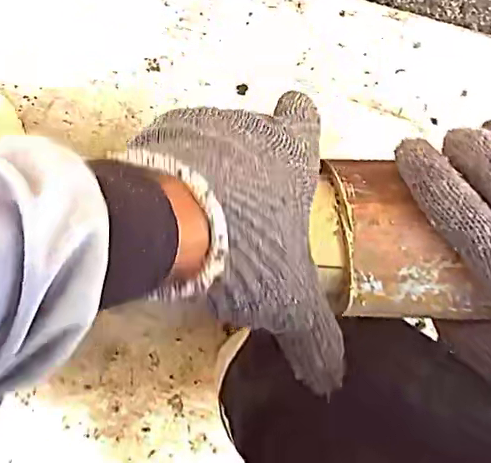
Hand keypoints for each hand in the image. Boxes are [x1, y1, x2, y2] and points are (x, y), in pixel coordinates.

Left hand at [125, 92, 343, 392]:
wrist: (168, 224)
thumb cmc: (245, 248)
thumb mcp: (288, 301)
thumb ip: (315, 336)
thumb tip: (332, 377)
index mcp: (290, 150)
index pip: (303, 112)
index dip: (301, 125)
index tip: (293, 147)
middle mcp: (249, 124)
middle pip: (256, 131)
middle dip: (252, 163)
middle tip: (246, 211)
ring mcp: (202, 122)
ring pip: (213, 138)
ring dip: (211, 168)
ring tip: (202, 217)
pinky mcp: (158, 132)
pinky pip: (172, 148)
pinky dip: (173, 171)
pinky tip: (169, 210)